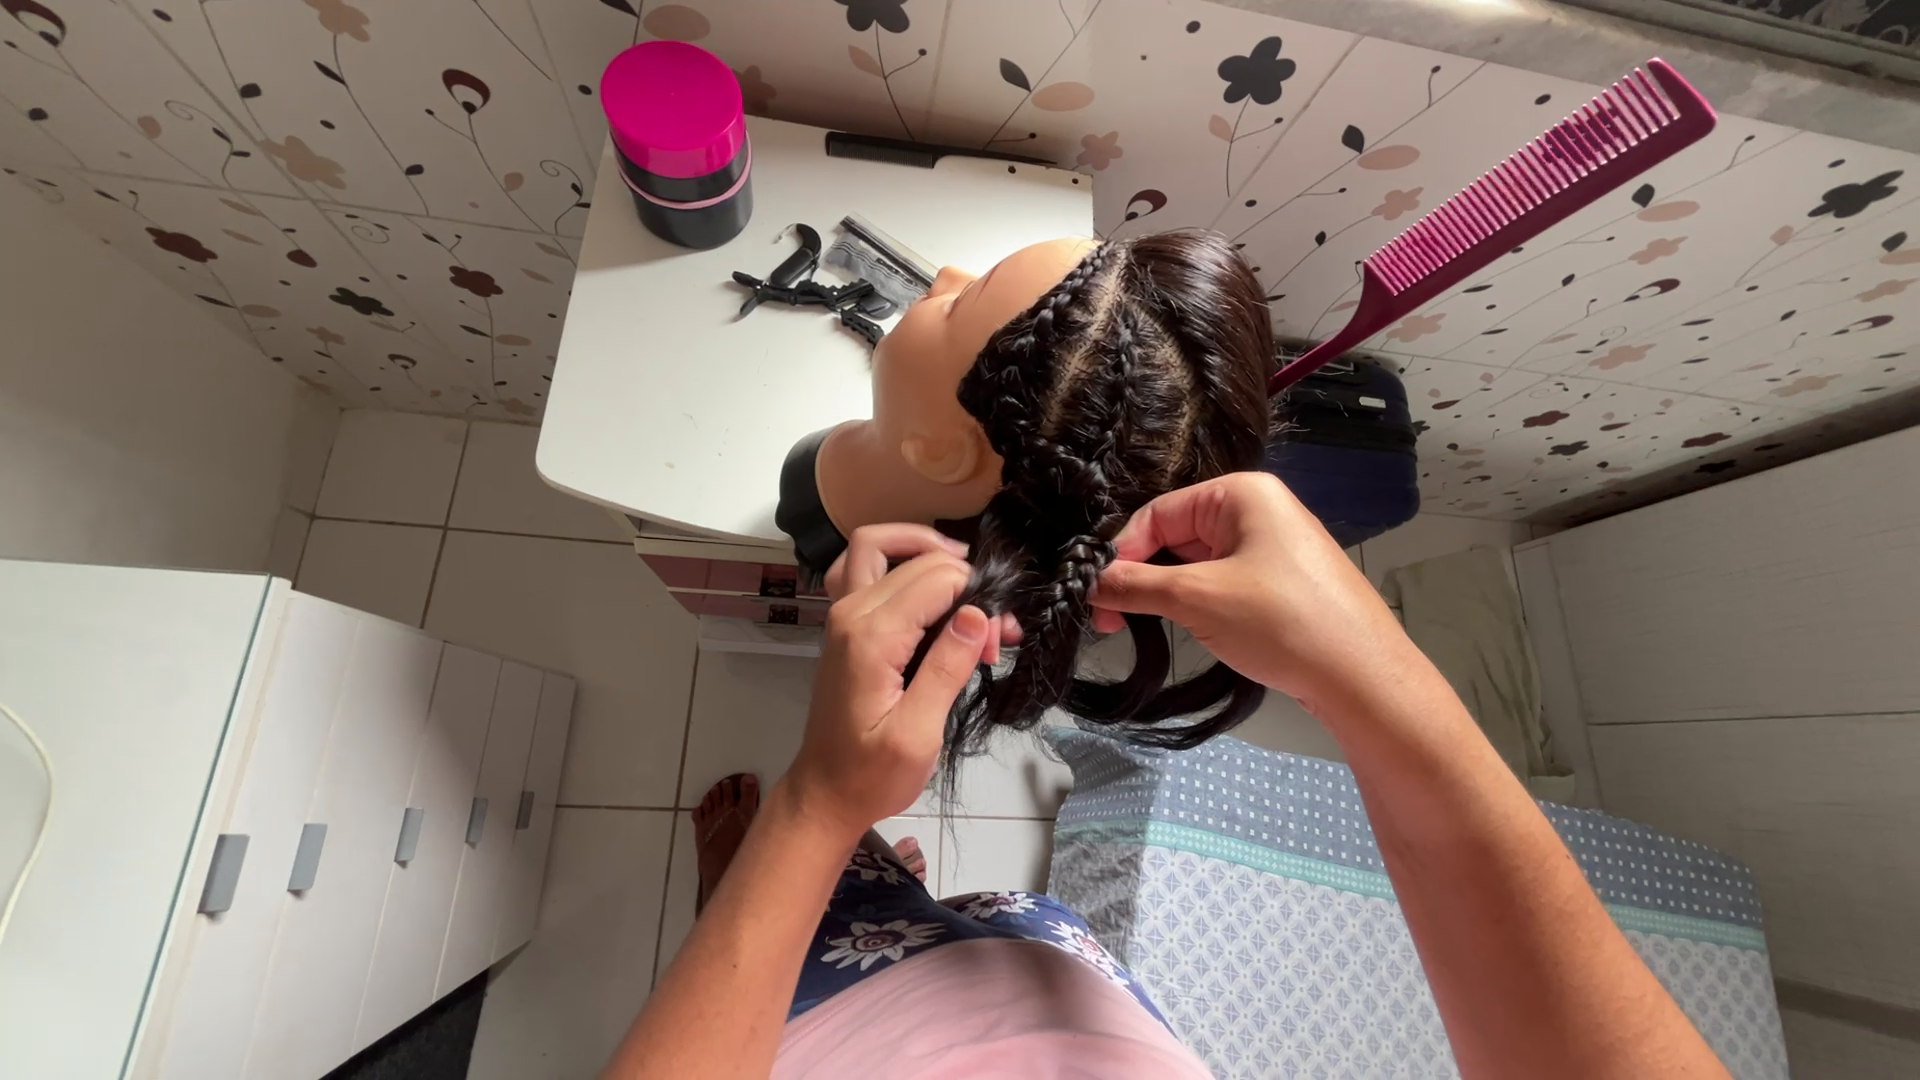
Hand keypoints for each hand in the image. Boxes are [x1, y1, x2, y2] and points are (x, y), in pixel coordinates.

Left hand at [787, 551, 990, 839]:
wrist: (825, 792)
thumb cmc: (872, 774)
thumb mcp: (918, 734)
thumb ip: (946, 669)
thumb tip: (978, 613)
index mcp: (872, 638)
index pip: (937, 579)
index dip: (978, 600)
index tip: (997, 643)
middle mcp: (851, 612)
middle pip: (917, 560)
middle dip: (964, 582)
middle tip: (991, 633)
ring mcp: (841, 613)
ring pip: (876, 544)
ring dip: (922, 547)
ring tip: (963, 570)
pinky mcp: (843, 622)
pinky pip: (860, 566)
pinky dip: (893, 557)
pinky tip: (921, 577)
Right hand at [1089, 472, 1419, 717]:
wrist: (1364, 679)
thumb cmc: (1280, 622)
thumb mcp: (1196, 599)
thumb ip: (1133, 585)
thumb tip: (1085, 583)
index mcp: (1239, 493)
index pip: (1156, 514)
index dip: (1121, 553)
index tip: (1094, 595)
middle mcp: (1255, 509)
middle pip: (1173, 536)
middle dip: (1139, 575)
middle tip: (1109, 619)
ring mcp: (1270, 546)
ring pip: (1193, 561)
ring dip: (1162, 592)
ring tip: (1136, 625)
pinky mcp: (1277, 581)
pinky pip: (1218, 580)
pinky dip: (1191, 601)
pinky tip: (1178, 626)